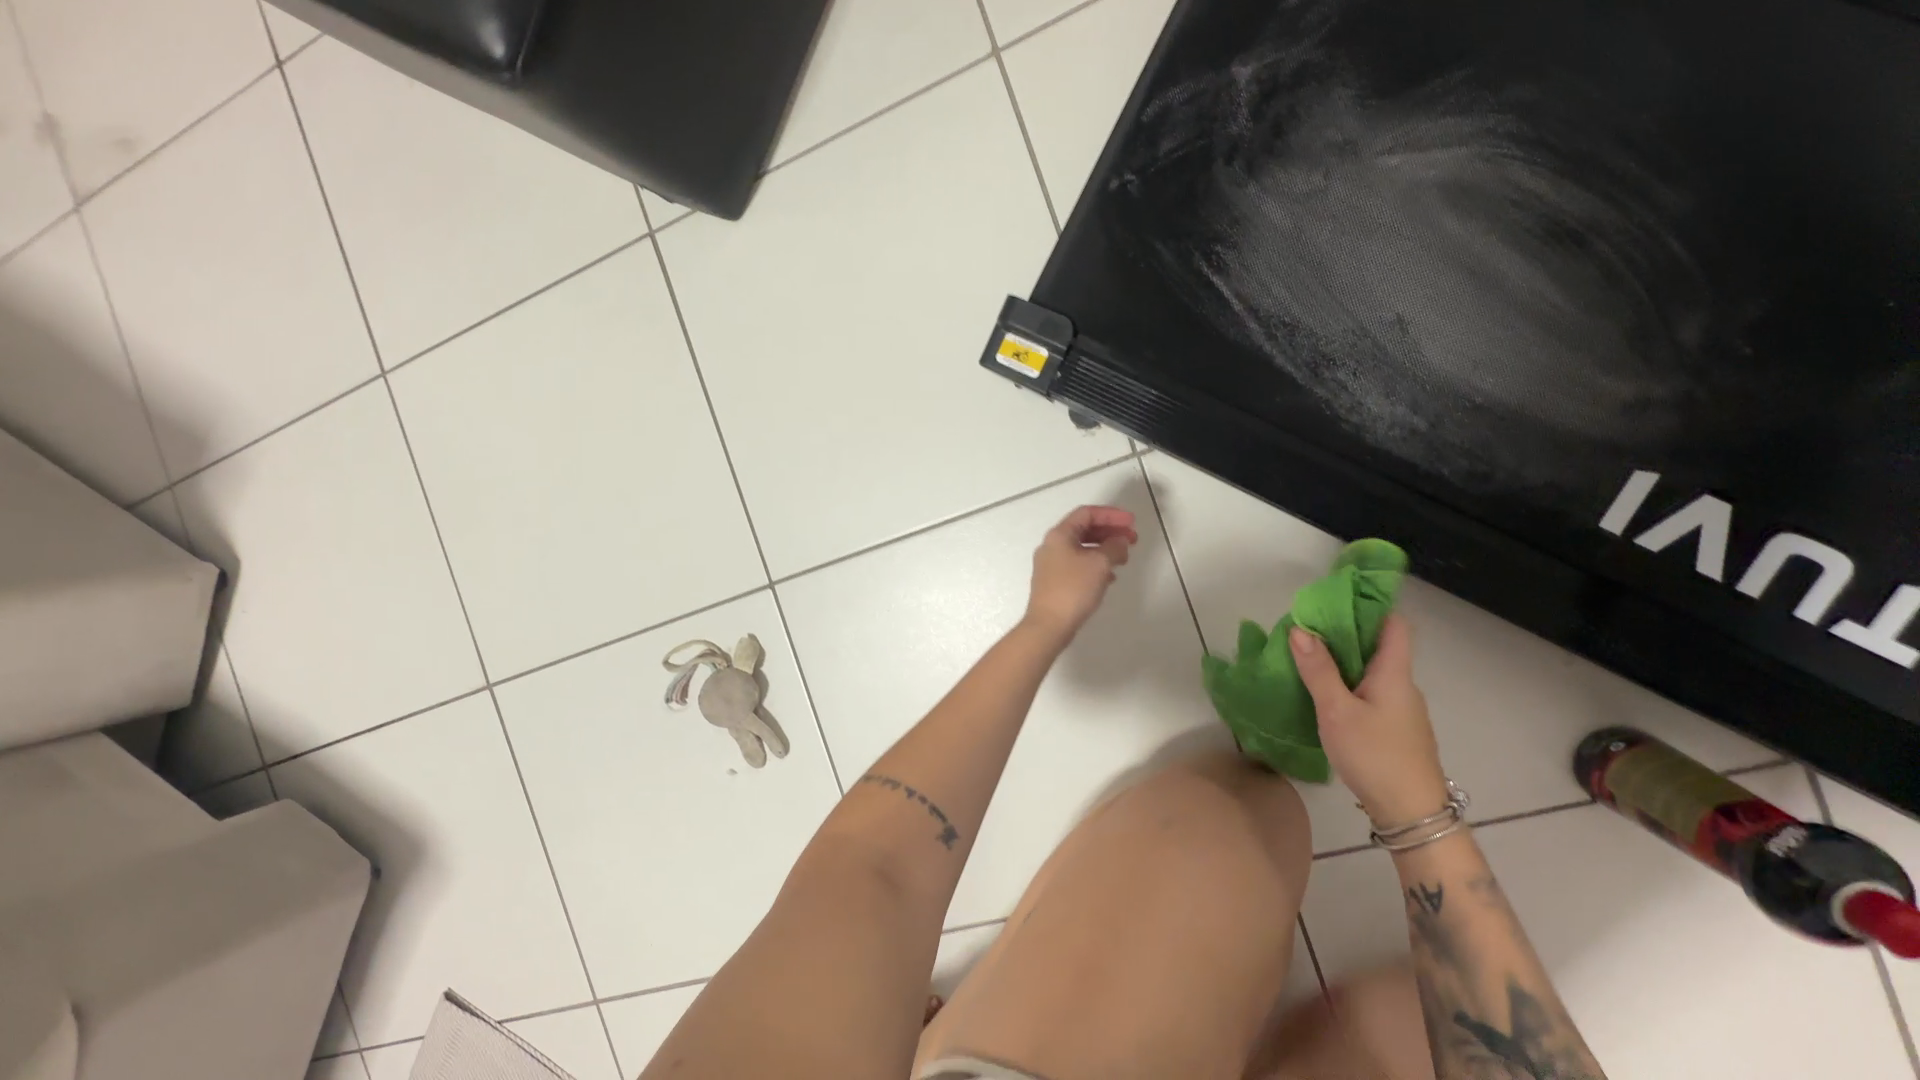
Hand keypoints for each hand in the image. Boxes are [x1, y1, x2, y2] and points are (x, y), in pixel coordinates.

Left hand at [1022, 505, 1137, 643]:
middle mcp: (1052, 546)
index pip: (1087, 513)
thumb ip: (1114, 547)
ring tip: (1124, 558)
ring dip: (1105, 549)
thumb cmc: (1073, 589)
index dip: (1112, 514)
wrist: (1049, 625)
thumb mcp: (1100, 564)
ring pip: (1083, 548)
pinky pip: (1079, 565)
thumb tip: (1120, 541)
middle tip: (1132, 540)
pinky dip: (1096, 565)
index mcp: (1059, 535)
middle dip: (1110, 532)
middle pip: (1085, 530)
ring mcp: (1051, 565)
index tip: (1132, 522)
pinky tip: (1110, 577)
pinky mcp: (1055, 582)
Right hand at [1289, 615, 1449, 826]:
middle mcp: (1404, 686)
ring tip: (1311, 662)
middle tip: (1310, 631)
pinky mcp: (1397, 731)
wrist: (1411, 812)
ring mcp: (1403, 710)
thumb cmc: (1375, 755)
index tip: (1338, 601)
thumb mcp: (1337, 712)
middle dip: (1348, 634)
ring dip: (1347, 663)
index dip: (1372, 606)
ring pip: (1375, 673)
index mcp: (1394, 673)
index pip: (1395, 624)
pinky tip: (1328, 700)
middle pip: (1382, 647)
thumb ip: (1318, 671)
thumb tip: (1300, 630)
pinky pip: (1373, 695)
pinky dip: (1352, 686)